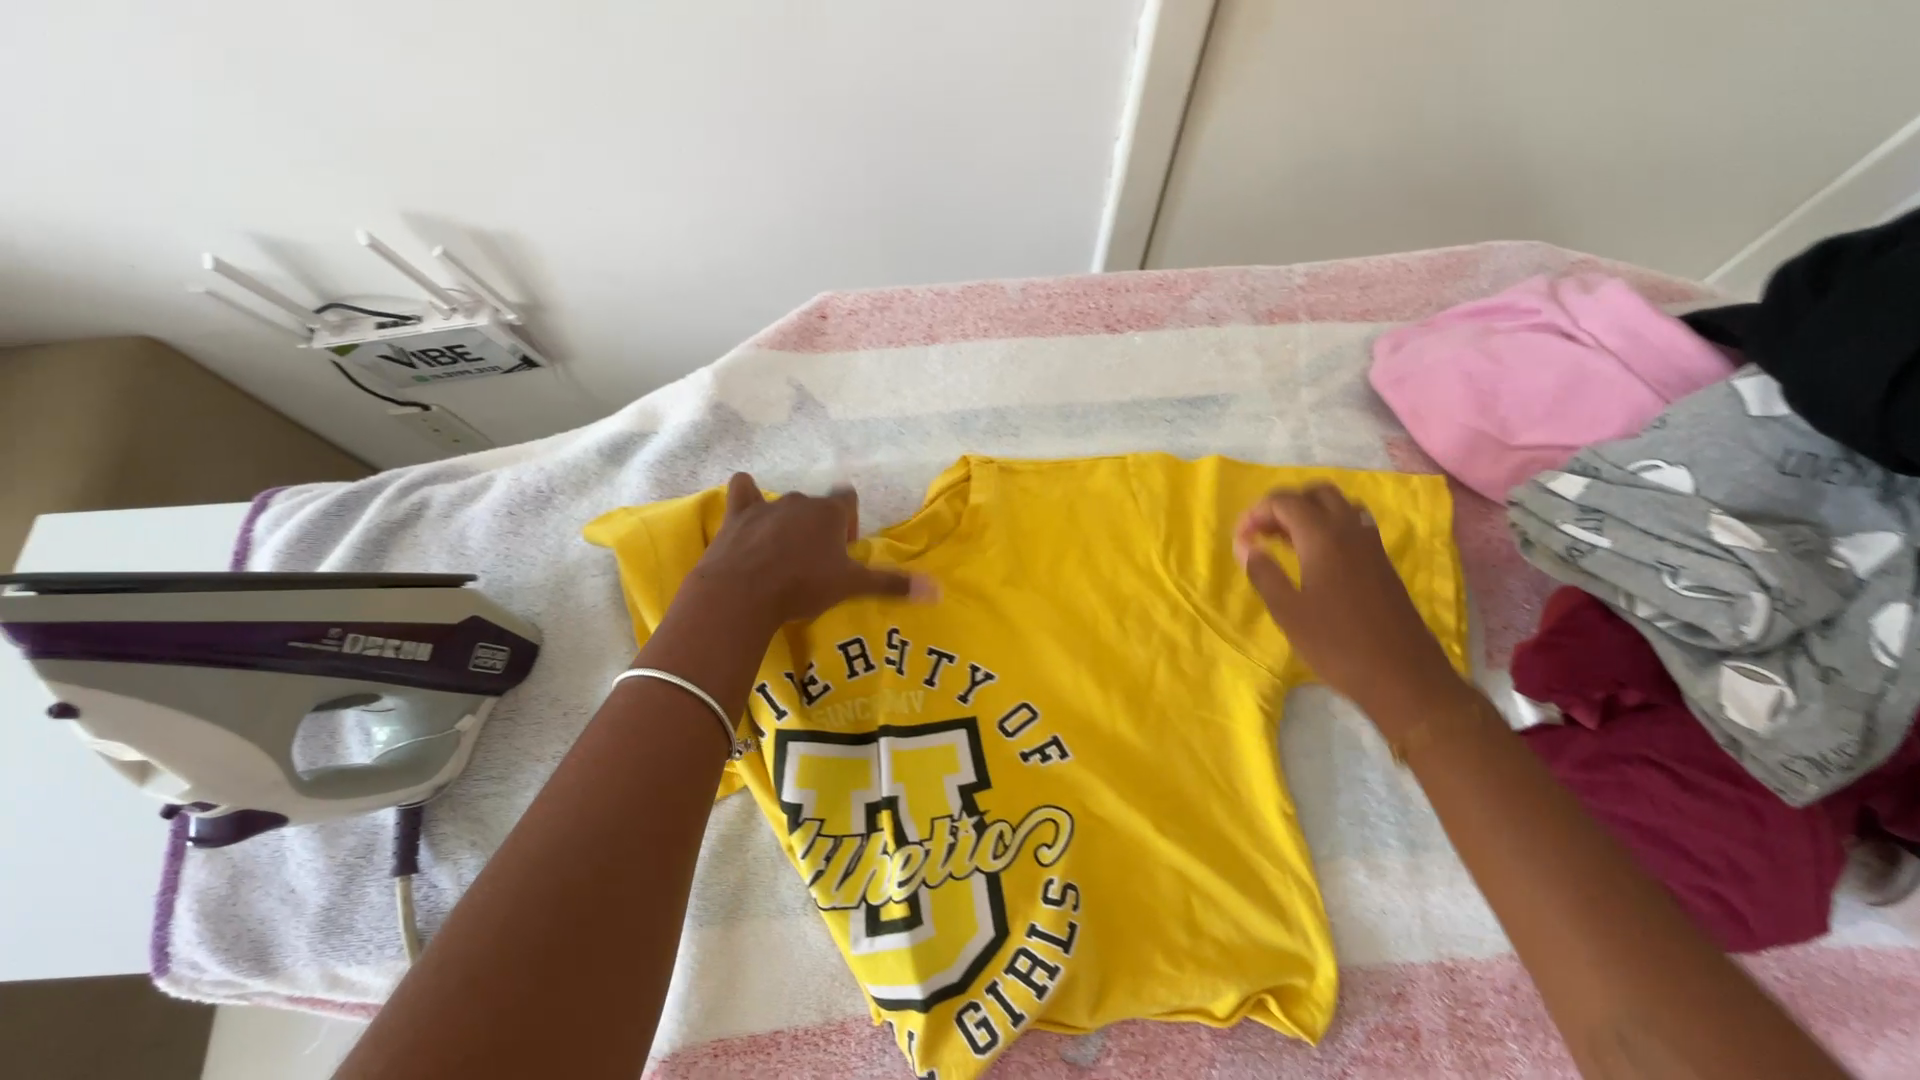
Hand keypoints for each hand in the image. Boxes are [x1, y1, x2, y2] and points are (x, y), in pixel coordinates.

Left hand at [682, 472, 936, 627]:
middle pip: (816, 505)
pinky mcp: (738, 514)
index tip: (844, 550)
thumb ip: (892, 584)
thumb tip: (937, 591)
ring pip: (783, 503)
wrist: (744, 593)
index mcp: (830, 512)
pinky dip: (746, 497)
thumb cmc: (803, 586)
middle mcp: (801, 500)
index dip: (849, 522)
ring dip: (786, 522)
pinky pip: (743, 490)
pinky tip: (746, 516)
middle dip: (818, 528)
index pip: (849, 500)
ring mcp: (767, 505)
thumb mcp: (851, 586)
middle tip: (815, 563)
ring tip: (782, 556)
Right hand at [1234, 484, 1463, 716]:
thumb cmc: (1337, 645)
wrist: (1402, 674)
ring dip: (1308, 513)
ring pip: (1338, 506)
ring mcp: (1371, 545)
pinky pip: (1353, 525)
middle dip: (1284, 505)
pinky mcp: (1381, 562)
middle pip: (1315, 494)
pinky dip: (1328, 527)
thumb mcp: (1288, 612)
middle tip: (1262, 534)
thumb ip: (1263, 573)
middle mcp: (1350, 530)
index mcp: (1323, 537)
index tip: (1241, 540)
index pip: (1285, 501)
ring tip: (1286, 543)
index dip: (1256, 513)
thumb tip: (1246, 546)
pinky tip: (1315, 559)